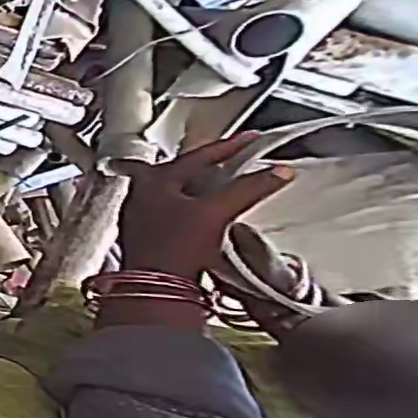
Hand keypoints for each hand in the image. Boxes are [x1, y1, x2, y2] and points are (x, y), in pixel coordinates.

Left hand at [115, 132, 294, 280]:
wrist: (155, 279)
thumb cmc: (176, 244)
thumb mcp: (217, 211)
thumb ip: (248, 188)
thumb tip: (279, 171)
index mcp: (153, 183)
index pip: (195, 157)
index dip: (226, 146)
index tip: (250, 137)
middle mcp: (140, 194)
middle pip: (178, 169)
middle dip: (206, 162)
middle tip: (232, 155)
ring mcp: (139, 212)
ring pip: (173, 187)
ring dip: (198, 181)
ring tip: (223, 177)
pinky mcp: (145, 229)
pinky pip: (171, 205)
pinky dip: (192, 199)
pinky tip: (204, 206)